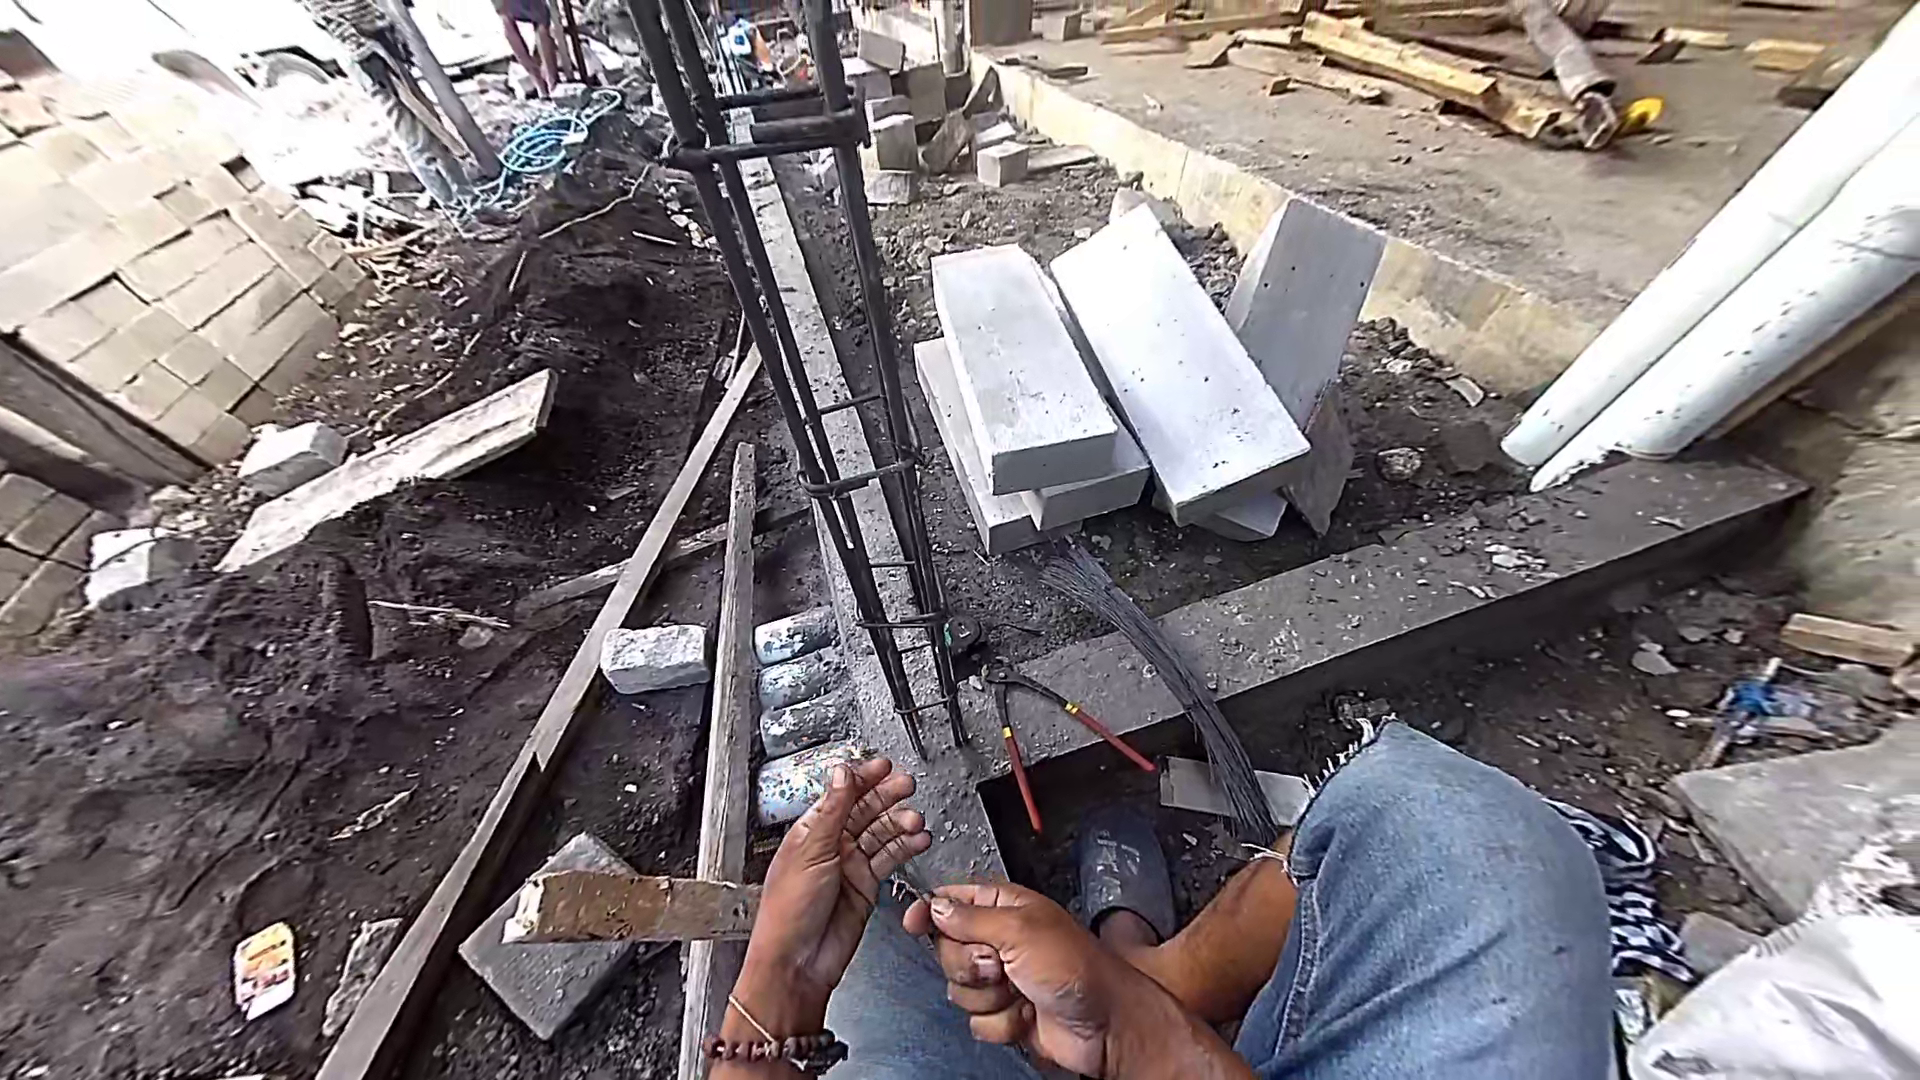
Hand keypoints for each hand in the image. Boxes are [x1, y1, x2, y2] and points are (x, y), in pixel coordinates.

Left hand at [729, 758, 930, 1035]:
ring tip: (915, 818)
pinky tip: (919, 839)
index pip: (842, 794)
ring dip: (900, 822)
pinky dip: (907, 847)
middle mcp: (833, 843)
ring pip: (881, 833)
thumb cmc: (788, 911)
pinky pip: (890, 858)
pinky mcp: (866, 885)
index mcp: (812, 830)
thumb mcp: (811, 850)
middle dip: (887, 795)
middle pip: (866, 809)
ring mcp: (851, 864)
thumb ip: (833, 809)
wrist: (797, 965)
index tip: (884, 766)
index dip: (863, 778)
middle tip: (906, 784)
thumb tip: (842, 772)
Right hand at [904, 884, 1252, 1079]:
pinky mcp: (1005, 1012)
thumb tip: (935, 906)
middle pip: (948, 949)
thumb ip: (971, 918)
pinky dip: (1000, 1022)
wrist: (1104, 1024)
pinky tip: (1025, 1014)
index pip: (951, 900)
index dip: (929, 909)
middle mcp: (998, 937)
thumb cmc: (1074, 966)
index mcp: (1002, 905)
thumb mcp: (1019, 930)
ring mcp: (1001, 976)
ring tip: (1018, 989)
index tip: (912, 920)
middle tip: (998, 962)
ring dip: (988, 997)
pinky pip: (977, 1021)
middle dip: (970, 963)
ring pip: (959, 989)